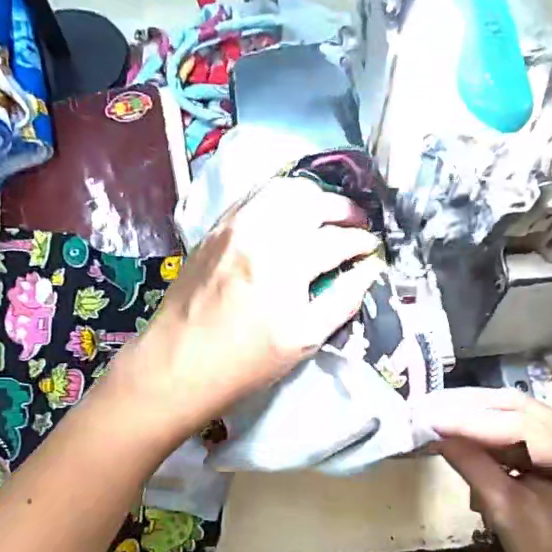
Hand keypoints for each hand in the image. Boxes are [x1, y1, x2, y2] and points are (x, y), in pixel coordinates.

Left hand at [109, 178, 385, 438]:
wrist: (178, 363)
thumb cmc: (245, 361)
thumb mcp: (304, 339)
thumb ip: (342, 299)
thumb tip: (368, 271)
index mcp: (285, 261)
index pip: (337, 239)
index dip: (362, 242)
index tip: (374, 248)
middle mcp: (260, 230)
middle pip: (311, 199)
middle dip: (342, 208)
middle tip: (357, 223)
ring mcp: (233, 225)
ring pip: (281, 189)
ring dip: (311, 196)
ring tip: (325, 214)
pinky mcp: (214, 229)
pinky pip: (253, 197)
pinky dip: (278, 198)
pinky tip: (288, 214)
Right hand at [421, 388, 551, 551]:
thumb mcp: (511, 516)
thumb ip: (475, 467)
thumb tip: (437, 434)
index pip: (521, 426)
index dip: (470, 421)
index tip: (428, 418)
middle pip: (522, 410)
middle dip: (472, 409)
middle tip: (428, 409)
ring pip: (523, 415)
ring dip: (481, 417)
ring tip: (440, 418)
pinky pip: (530, 430)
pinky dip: (496, 432)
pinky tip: (466, 434)